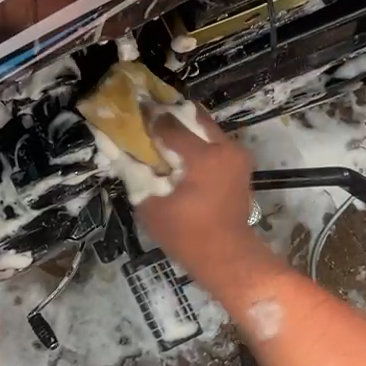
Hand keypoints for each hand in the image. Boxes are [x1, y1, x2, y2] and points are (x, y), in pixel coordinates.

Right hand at [135, 108, 263, 276]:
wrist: (226, 257)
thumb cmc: (187, 235)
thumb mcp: (151, 208)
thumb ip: (137, 176)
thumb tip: (123, 156)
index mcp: (205, 157)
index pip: (171, 126)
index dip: (150, 117)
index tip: (135, 108)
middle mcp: (226, 149)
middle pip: (195, 119)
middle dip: (173, 115)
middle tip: (150, 114)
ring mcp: (238, 157)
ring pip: (209, 130)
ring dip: (187, 129)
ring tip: (164, 132)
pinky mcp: (241, 168)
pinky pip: (217, 145)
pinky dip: (199, 143)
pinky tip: (181, 151)